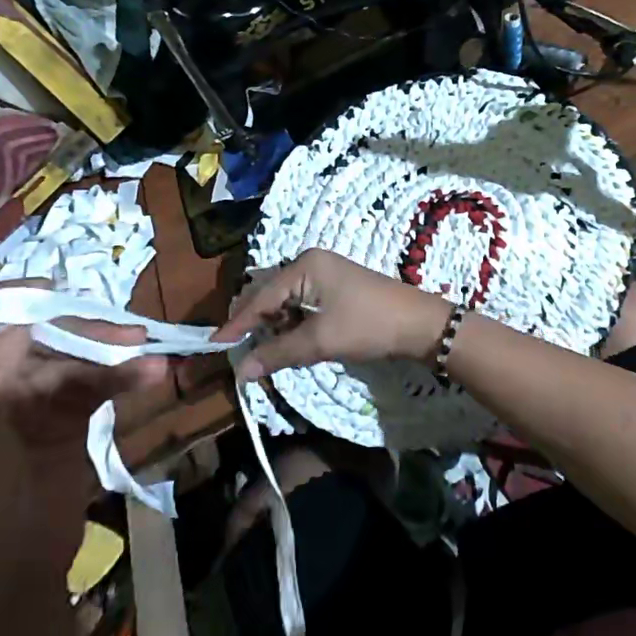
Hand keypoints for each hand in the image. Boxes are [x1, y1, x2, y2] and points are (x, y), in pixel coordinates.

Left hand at [0, 280, 167, 635]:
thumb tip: (11, 301)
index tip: (44, 298)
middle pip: (12, 334)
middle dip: (64, 325)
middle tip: (114, 324)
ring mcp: (13, 410)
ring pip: (58, 359)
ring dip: (102, 350)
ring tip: (144, 345)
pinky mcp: (57, 428)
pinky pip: (87, 389)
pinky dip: (117, 379)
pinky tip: (149, 375)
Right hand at [212, 249, 452, 380]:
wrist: (421, 325)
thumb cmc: (369, 325)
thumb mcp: (320, 341)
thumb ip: (278, 353)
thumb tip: (240, 372)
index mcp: (305, 265)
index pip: (260, 296)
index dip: (237, 324)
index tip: (214, 346)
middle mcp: (310, 263)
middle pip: (269, 294)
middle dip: (254, 324)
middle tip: (237, 353)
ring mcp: (324, 274)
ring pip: (285, 302)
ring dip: (273, 327)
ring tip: (261, 353)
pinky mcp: (335, 289)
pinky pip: (301, 305)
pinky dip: (291, 324)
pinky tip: (287, 343)